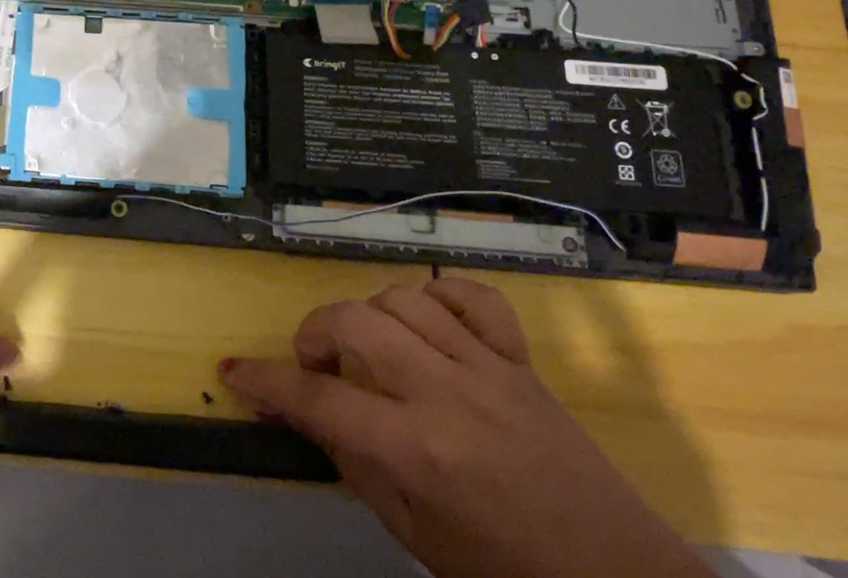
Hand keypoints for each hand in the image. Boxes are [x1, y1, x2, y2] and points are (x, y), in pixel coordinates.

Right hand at [218, 279, 712, 577]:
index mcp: (417, 450)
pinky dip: (438, 296)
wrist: (613, 576)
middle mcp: (447, 395)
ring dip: (368, 316)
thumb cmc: (499, 566)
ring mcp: (490, 369)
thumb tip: (299, 411)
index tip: (234, 371)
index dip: (265, 381)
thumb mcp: (410, 529)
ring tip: (370, 350)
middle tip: (315, 366)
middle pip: (354, 323)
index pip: (318, 398)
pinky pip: (474, 298)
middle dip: (313, 334)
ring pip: (403, 300)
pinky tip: (425, 322)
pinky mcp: (522, 361)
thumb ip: (351, 460)